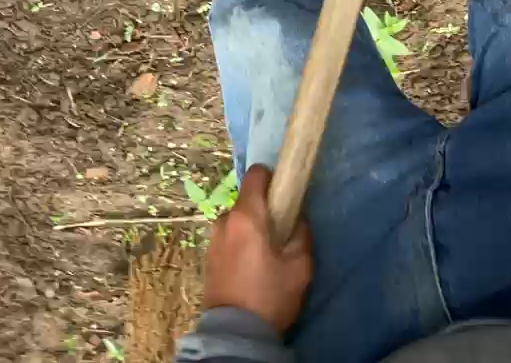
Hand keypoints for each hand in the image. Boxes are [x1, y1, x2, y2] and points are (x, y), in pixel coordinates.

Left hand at [203, 164, 312, 334]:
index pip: (257, 174)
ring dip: (250, 229)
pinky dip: (240, 243)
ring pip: (237, 220)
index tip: (284, 194)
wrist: (234, 335)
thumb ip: (302, 234)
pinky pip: (229, 238)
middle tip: (280, 233)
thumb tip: (298, 218)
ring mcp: (213, 238)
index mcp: (246, 215)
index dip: (272, 177)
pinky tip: (250, 267)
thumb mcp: (299, 267)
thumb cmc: (269, 296)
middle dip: (264, 210)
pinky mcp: (208, 257)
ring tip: (264, 256)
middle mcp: (225, 220)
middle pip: (248, 200)